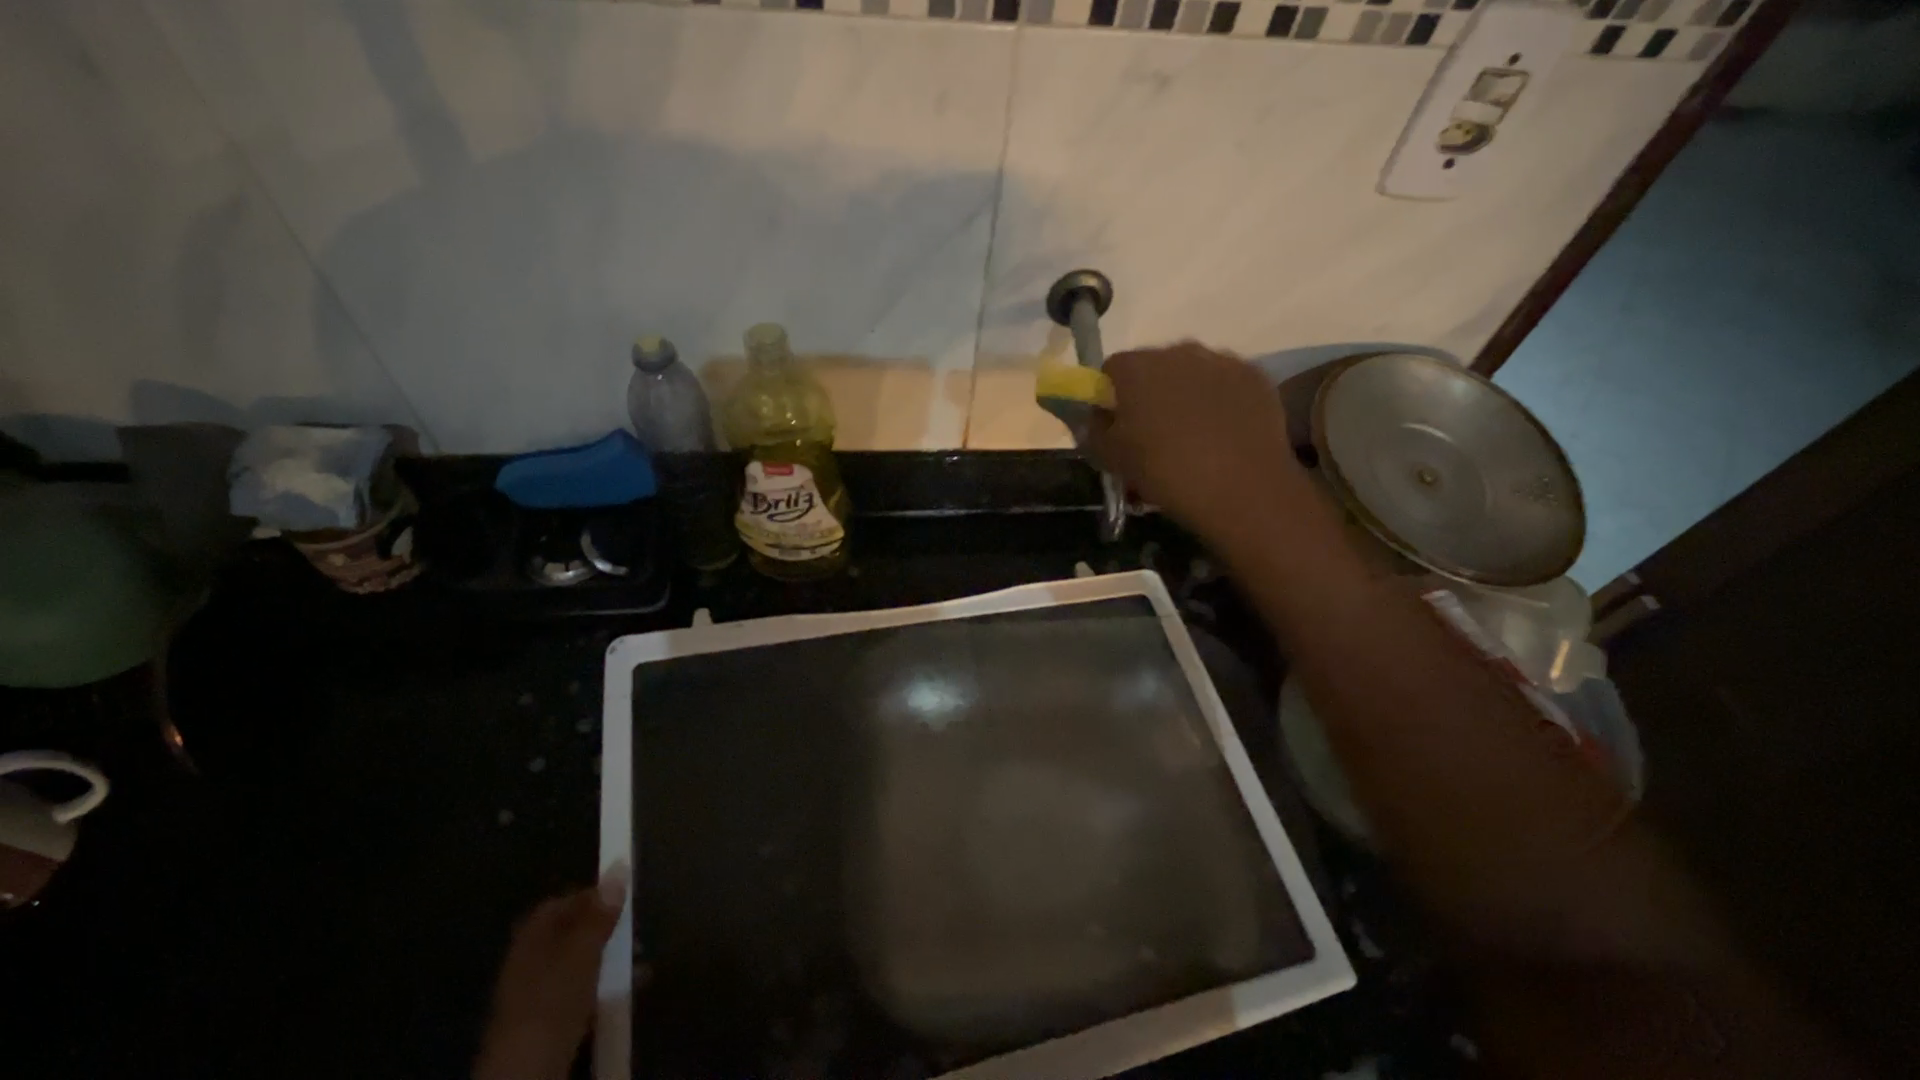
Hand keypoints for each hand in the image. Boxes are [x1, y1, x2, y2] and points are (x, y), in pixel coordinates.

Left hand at [473, 872, 625, 1079]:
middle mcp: (530, 959)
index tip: (626, 897)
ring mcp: (537, 993)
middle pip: (571, 933)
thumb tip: (619, 868)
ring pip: (578, 964)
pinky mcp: (548, 1021)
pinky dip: (604, 987)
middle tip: (636, 932)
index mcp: (532, 936)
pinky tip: (627, 992)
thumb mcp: (582, 951)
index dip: (594, 896)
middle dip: (606, 929)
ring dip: (609, 959)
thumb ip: (600, 913)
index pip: (563, 902)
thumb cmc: (554, 1001)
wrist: (528, 1072)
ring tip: (640, 963)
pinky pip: (581, 992)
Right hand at [1088, 342, 1310, 546]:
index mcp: (1137, 368)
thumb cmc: (1166, 472)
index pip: (1111, 369)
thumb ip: (1094, 429)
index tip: (1117, 426)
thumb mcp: (1111, 459)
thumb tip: (1097, 415)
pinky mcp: (1255, 376)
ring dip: (1187, 394)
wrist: (1242, 488)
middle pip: (1154, 365)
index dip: (1110, 396)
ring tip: (1194, 436)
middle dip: (1150, 392)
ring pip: (1192, 372)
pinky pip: (1226, 383)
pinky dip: (1221, 400)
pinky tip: (1224, 434)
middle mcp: (1178, 352)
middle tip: (1154, 434)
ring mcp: (1221, 360)